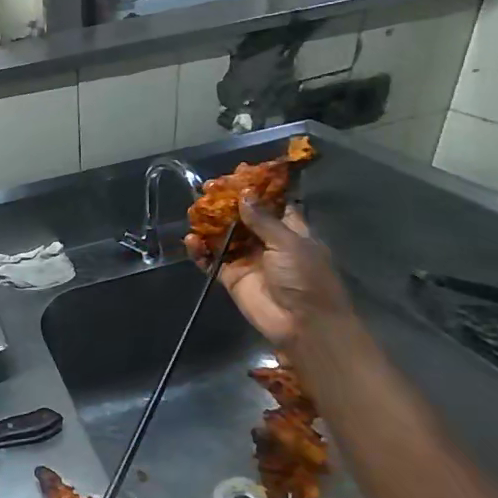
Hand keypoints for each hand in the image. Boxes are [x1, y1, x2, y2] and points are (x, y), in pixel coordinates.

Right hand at [184, 194, 353, 347]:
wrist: (303, 324)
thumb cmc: (307, 279)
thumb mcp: (290, 244)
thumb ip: (264, 220)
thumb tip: (244, 195)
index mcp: (291, 232)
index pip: (273, 205)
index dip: (257, 190)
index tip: (239, 173)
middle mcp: (268, 243)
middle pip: (243, 217)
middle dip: (226, 203)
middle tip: (207, 188)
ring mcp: (247, 259)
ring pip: (223, 235)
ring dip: (209, 223)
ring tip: (193, 211)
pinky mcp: (230, 277)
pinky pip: (210, 260)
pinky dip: (199, 251)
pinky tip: (191, 240)